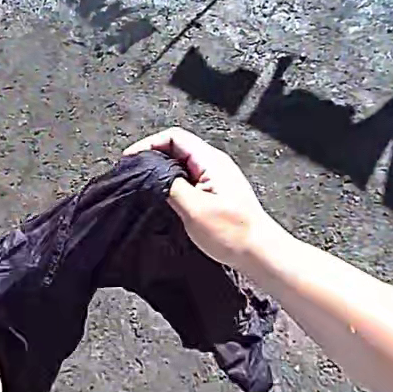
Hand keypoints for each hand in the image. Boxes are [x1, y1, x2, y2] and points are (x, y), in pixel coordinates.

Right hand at [124, 127, 284, 270]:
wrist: (261, 254)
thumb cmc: (233, 233)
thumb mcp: (193, 208)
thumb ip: (169, 185)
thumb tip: (151, 173)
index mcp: (210, 160)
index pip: (173, 137)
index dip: (148, 144)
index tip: (131, 160)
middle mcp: (215, 163)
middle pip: (176, 147)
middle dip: (152, 156)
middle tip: (134, 173)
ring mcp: (217, 177)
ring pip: (181, 164)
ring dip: (162, 171)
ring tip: (145, 186)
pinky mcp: (217, 191)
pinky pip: (189, 178)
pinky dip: (172, 182)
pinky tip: (165, 198)